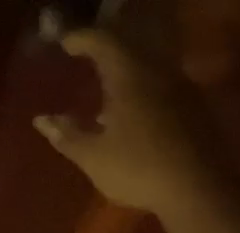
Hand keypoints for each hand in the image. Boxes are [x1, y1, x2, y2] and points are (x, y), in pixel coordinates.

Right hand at [33, 28, 220, 213]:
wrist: (198, 187)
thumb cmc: (138, 170)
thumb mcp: (93, 157)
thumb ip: (67, 136)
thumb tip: (42, 120)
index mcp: (129, 76)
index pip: (103, 42)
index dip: (81, 39)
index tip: (64, 44)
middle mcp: (158, 71)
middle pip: (130, 47)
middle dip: (105, 50)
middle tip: (86, 57)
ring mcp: (181, 87)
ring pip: (149, 66)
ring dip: (125, 71)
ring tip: (106, 89)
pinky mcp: (195, 106)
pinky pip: (162, 85)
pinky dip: (142, 90)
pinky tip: (132, 113)